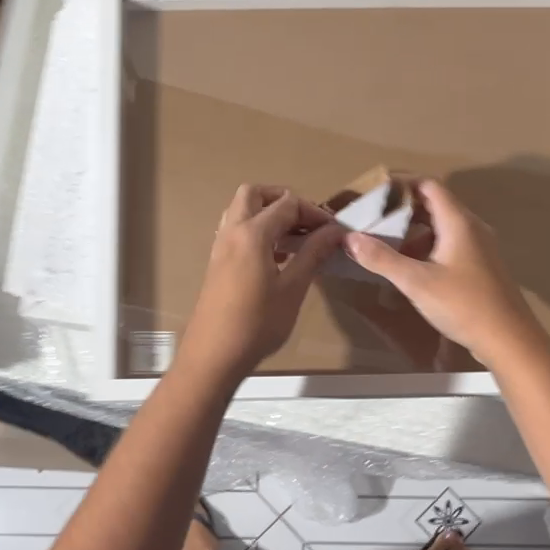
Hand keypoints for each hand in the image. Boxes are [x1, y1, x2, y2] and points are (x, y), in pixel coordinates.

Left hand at [178, 184, 346, 379]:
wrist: (214, 355)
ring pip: (241, 211)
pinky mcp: (217, 263)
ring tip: (293, 239)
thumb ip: (313, 254)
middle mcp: (232, 232)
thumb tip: (335, 232)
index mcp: (252, 233)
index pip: (287, 204)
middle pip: (255, 194)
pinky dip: (256, 231)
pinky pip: (236, 232)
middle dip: (283, 200)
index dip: (314, 212)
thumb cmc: (257, 324)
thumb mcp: (292, 289)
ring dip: (267, 215)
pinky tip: (276, 257)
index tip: (334, 231)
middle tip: (307, 223)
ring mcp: (220, 247)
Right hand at [342, 179, 544, 362]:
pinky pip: (450, 245)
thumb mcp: (417, 282)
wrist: (508, 339)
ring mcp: (479, 247)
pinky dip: (428, 246)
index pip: (429, 186)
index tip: (375, 189)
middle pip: (435, 204)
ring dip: (414, 230)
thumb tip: (350, 238)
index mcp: (459, 222)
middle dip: (404, 207)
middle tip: (374, 216)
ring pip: (442, 227)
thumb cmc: (463, 305)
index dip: (402, 182)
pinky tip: (411, 265)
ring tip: (386, 241)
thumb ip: (382, 259)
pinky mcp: (480, 266)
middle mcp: (472, 227)